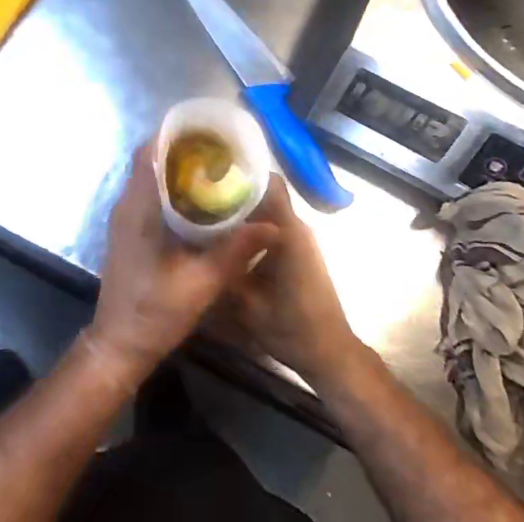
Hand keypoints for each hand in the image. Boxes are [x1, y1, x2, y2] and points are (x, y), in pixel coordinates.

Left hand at [88, 147, 278, 379]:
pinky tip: (197, 201)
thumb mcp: (202, 282)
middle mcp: (126, 206)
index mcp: (138, 208)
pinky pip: (146, 195)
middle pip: (149, 161)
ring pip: (147, 178)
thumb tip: (273, 226)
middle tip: (216, 148)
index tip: (203, 129)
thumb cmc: (155, 311)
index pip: (148, 153)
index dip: (172, 135)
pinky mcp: (127, 232)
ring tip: (212, 167)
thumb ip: (236, 251)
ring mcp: (123, 219)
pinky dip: (168, 188)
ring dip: (174, 169)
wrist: (119, 345)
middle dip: (180, 150)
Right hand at [216, 176, 361, 385]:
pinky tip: (227, 236)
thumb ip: (223, 270)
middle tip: (200, 191)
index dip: (244, 170)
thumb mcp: (247, 304)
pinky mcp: (297, 251)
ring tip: (206, 209)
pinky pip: (272, 225)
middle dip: (235, 189)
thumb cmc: (292, 327)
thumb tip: (193, 246)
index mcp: (287, 232)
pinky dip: (251, 225)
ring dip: (242, 208)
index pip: (270, 183)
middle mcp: (296, 227)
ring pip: (268, 210)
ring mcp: (299, 239)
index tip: (214, 169)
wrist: (329, 353)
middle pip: (265, 194)